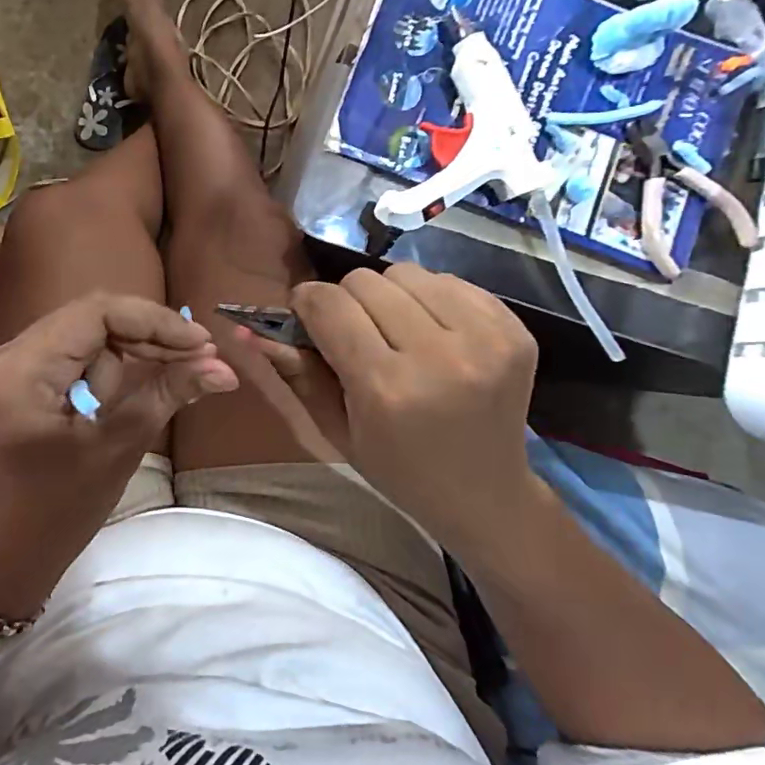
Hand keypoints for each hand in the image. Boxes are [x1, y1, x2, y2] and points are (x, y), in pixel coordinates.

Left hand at [0, 295, 236, 603]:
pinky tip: (145, 377)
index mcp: (22, 370)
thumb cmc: (66, 506)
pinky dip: (115, 362)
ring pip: (90, 331)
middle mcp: (9, 353)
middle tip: (200, 356)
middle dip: (150, 335)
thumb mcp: (122, 445)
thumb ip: (169, 392)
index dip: (154, 321)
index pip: (96, 314)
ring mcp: (14, 361)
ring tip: (170, 376)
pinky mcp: (25, 373)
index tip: (201, 342)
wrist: (20, 545)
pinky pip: (80, 350)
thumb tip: (225, 368)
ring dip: (135, 351)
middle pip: (92, 317)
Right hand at [246, 264, 542, 548]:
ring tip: (397, 331)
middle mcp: (439, 356)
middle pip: (366, 281)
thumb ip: (297, 372)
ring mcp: (485, 339)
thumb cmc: (399, 470)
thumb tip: (250, 330)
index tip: (308, 316)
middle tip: (353, 330)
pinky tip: (434, 334)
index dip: (307, 303)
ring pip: (408, 273)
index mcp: (387, 389)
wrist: (485, 492)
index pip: (330, 306)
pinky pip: (451, 281)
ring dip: (389, 295)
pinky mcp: (514, 329)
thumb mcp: (338, 430)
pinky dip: (431, 299)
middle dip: (346, 299)